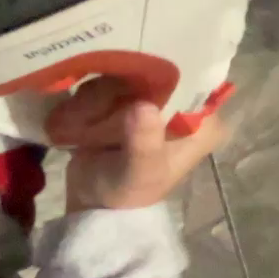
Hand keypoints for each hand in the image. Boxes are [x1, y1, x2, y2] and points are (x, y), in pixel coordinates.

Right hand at [56, 78, 228, 211]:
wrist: (93, 204)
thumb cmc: (125, 192)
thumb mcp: (139, 171)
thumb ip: (143, 141)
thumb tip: (143, 106)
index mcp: (201, 123)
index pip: (187, 78)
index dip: (156, 74)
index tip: (126, 87)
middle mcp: (180, 109)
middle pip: (149, 73)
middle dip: (116, 91)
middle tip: (97, 113)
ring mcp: (148, 106)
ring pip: (120, 78)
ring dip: (96, 98)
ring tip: (84, 122)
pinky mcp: (120, 108)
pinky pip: (102, 87)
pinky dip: (86, 100)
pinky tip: (78, 119)